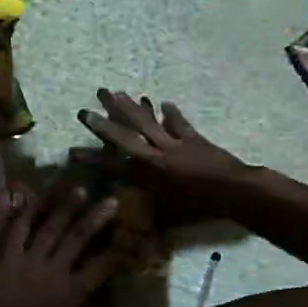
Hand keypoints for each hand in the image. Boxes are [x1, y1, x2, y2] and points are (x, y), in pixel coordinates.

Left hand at [0, 190, 119, 306]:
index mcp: (72, 295)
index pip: (102, 266)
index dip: (119, 248)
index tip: (132, 232)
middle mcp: (55, 272)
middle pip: (79, 239)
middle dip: (96, 218)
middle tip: (110, 200)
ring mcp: (29, 261)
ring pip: (52, 228)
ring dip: (66, 208)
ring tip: (79, 190)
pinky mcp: (6, 257)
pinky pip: (19, 230)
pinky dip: (27, 213)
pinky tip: (36, 200)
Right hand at [79, 90, 249, 221]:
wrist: (234, 190)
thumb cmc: (199, 207)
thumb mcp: (168, 214)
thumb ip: (148, 207)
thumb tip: (129, 211)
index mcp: (147, 175)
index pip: (112, 165)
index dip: (92, 159)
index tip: (73, 151)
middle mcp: (155, 155)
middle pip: (125, 135)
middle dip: (103, 123)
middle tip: (85, 110)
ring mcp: (174, 143)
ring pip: (147, 122)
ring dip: (131, 107)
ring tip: (116, 93)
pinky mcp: (193, 138)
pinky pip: (179, 123)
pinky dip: (171, 113)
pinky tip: (164, 103)